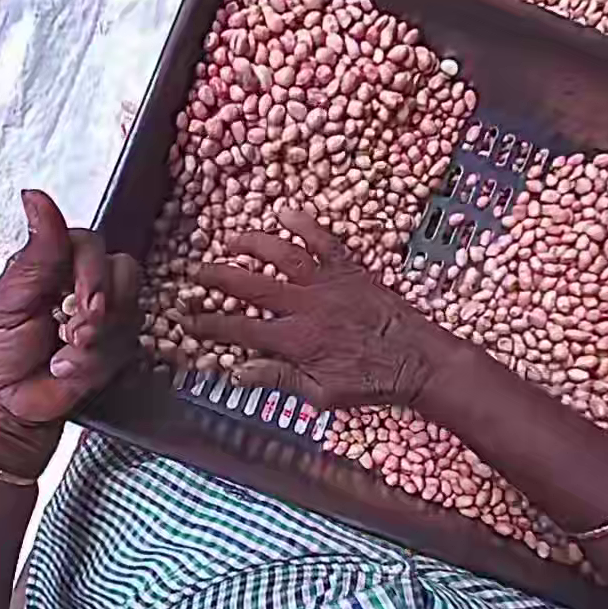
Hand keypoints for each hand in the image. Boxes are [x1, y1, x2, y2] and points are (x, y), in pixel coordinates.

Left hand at [0, 190, 140, 480]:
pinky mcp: (112, 350)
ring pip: (130, 309)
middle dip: (103, 306)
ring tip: (63, 358)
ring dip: (98, 339)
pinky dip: (98, 363)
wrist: (2, 417)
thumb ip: (37, 253)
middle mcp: (79, 288)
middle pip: (123, 271)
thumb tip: (36, 195)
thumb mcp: (8, 303)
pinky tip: (69, 372)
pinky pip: (127, 344)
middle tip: (74, 333)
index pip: (92, 245)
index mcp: (50, 268)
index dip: (94, 270)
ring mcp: (100, 319)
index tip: (82, 301)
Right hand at [183, 207, 462, 409]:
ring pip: (282, 256)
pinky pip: (324, 242)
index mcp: (296, 341)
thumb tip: (239, 372)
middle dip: (219, 278)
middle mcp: (305, 306)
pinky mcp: (350, 270)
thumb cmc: (372, 382)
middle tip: (196, 272)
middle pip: (251, 286)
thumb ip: (279, 379)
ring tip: (230, 239)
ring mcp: (327, 284)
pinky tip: (285, 214)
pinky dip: (305, 225)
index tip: (188, 321)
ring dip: (252, 245)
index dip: (210, 326)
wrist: (419, 360)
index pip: (241, 331)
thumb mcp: (322, 394)